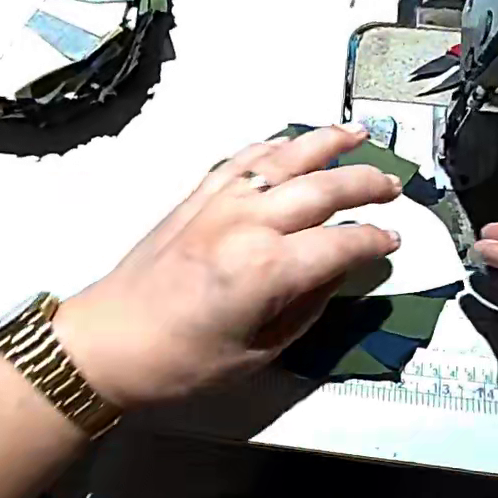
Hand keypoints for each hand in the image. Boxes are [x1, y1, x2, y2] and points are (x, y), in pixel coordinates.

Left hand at [52, 124, 402, 409]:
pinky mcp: (188, 203)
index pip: (344, 243)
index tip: (393, 243)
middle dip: (366, 183)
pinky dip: (266, 148)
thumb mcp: (255, 353)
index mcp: (270, 267)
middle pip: (323, 188)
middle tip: (393, 186)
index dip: (375, 242)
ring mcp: (215, 206)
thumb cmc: (178, 364)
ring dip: (323, 144)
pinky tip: (282, 145)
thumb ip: (303, 308)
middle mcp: (247, 223)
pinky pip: (235, 163)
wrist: (103, 344)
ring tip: (356, 134)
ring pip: (280, 159)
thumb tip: (333, 275)